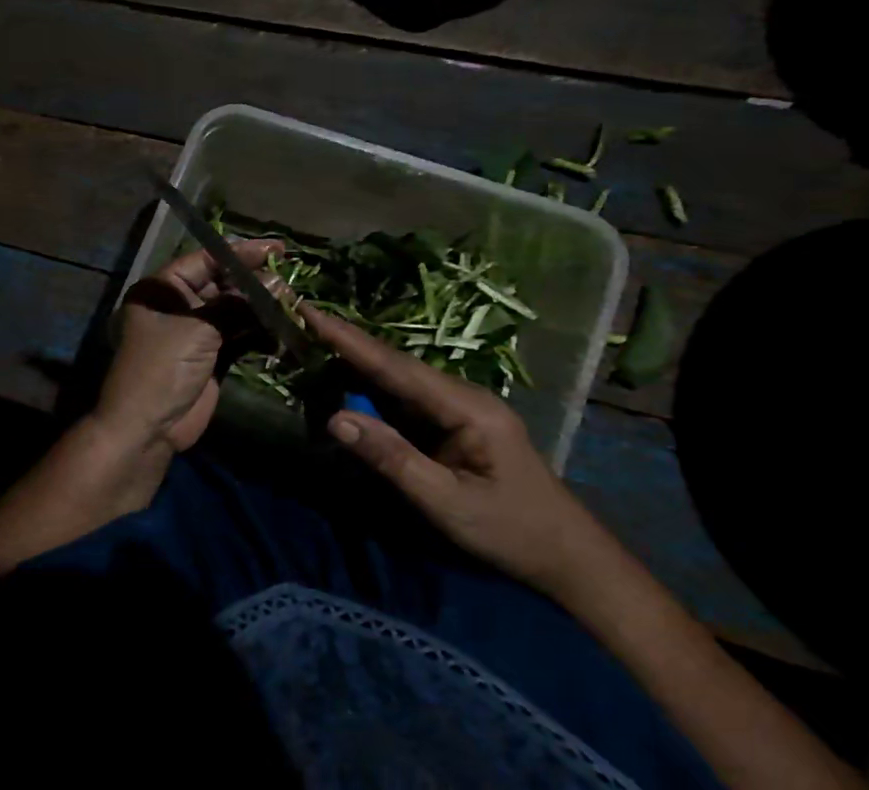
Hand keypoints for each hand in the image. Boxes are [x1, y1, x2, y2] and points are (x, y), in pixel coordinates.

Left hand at [96, 239, 284, 450]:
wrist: (148, 426)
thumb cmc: (162, 368)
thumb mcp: (197, 330)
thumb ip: (235, 306)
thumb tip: (275, 284)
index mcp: (160, 290)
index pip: (203, 260)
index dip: (239, 254)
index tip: (276, 248)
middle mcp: (175, 306)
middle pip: (219, 284)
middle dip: (253, 281)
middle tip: (290, 277)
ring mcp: (191, 332)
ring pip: (231, 310)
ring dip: (259, 306)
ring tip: (292, 302)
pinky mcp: (207, 355)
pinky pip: (236, 334)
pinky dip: (257, 330)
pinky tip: (283, 325)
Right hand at [296, 302, 613, 593]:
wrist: (569, 558)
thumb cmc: (511, 531)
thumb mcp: (446, 501)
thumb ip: (391, 458)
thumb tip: (334, 418)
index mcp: (466, 407)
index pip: (394, 367)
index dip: (348, 339)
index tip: (309, 311)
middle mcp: (462, 396)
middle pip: (393, 363)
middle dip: (345, 340)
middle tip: (299, 318)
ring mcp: (458, 408)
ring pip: (396, 377)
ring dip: (353, 359)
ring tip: (310, 339)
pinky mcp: (451, 423)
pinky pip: (402, 396)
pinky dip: (368, 383)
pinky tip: (344, 376)